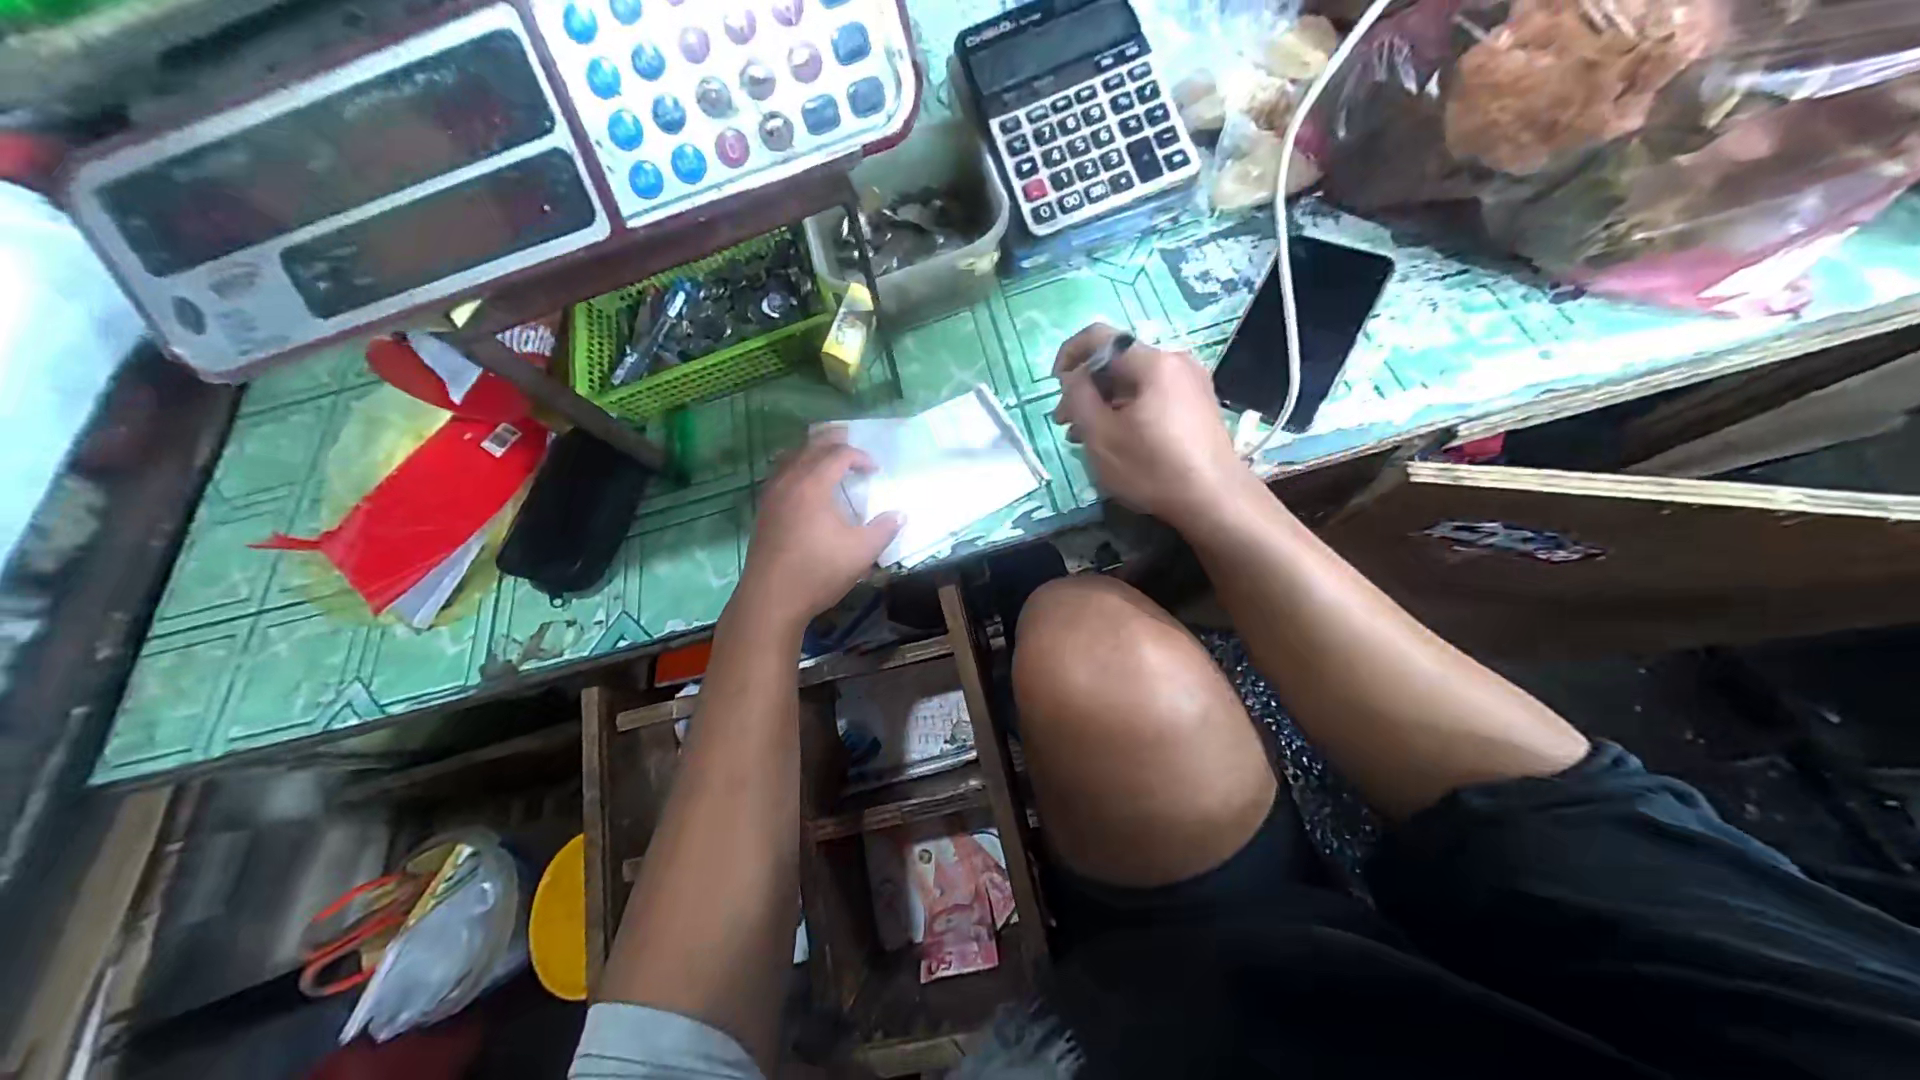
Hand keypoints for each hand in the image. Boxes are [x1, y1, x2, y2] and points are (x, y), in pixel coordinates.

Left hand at [735, 429, 903, 629]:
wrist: (771, 599)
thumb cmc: (818, 571)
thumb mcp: (861, 552)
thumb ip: (884, 530)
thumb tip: (900, 515)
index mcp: (813, 485)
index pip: (838, 455)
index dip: (860, 456)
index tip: (875, 469)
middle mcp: (789, 482)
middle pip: (810, 447)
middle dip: (833, 441)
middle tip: (850, 441)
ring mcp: (771, 496)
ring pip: (790, 458)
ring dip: (811, 451)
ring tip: (826, 455)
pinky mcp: (763, 511)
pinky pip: (780, 474)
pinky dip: (795, 467)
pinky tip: (802, 483)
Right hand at [1053, 323, 1258, 530]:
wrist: (1215, 500)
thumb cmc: (1153, 468)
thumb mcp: (1101, 436)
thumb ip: (1078, 397)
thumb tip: (1072, 377)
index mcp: (1153, 363)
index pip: (1100, 337)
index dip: (1069, 355)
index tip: (1055, 386)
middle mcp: (1175, 362)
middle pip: (1117, 361)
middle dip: (1085, 387)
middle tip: (1065, 421)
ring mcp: (1190, 383)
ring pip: (1133, 381)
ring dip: (1103, 402)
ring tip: (1084, 436)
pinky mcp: (1197, 404)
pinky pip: (1152, 395)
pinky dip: (1126, 409)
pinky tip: (1115, 439)